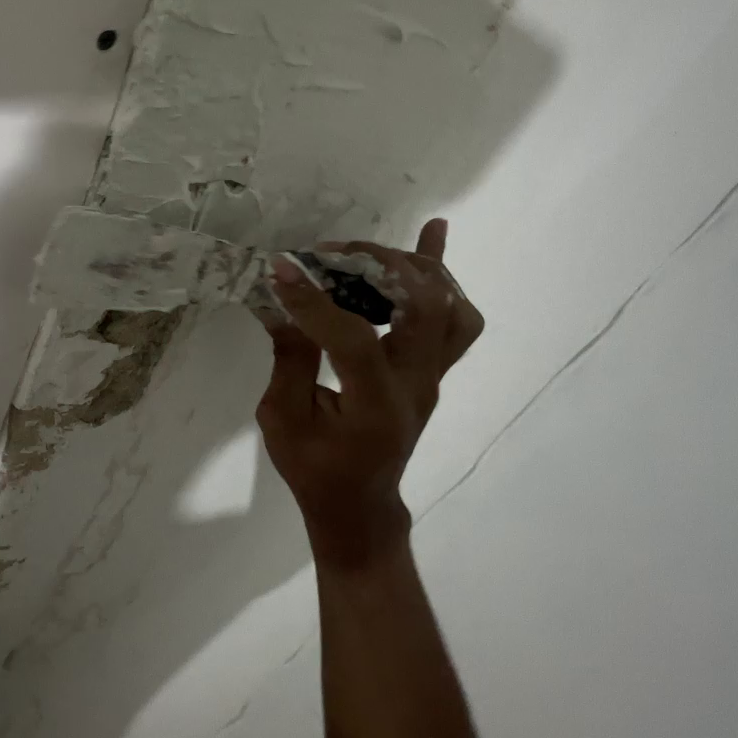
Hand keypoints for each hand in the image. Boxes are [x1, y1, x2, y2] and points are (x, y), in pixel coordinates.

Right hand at [255, 218, 483, 559]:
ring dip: (412, 269)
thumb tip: (284, 300)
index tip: (282, 268)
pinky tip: (432, 234)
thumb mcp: (282, 419)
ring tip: (367, 254)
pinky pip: (454, 317)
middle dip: (376, 267)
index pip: (354, 341)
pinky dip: (440, 275)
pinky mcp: (434, 369)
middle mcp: (416, 387)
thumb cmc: (314, 469)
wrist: (358, 503)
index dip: (317, 302)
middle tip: (328, 254)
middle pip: (423, 309)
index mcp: (375, 408)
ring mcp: (432, 377)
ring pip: (450, 308)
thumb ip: (290, 358)